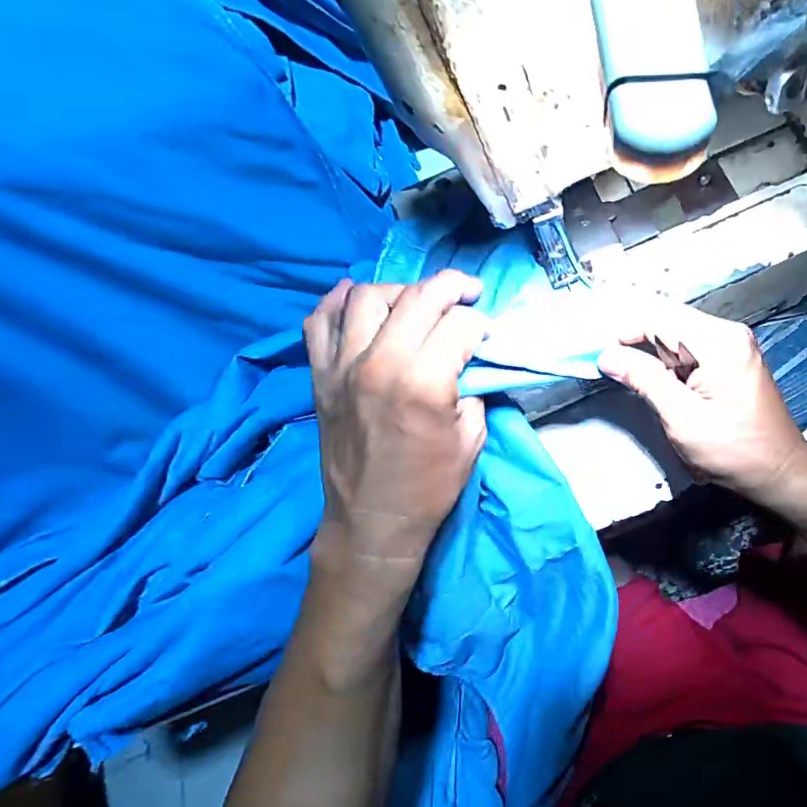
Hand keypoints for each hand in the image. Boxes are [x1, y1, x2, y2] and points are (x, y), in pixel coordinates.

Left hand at [305, 271, 490, 569]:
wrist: (374, 520)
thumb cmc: (430, 486)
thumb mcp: (472, 438)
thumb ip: (473, 388)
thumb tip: (469, 357)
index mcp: (423, 383)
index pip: (459, 324)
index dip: (480, 322)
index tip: (486, 333)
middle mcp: (380, 363)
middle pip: (418, 297)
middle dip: (450, 287)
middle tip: (466, 292)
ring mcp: (343, 366)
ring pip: (367, 296)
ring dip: (400, 290)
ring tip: (416, 301)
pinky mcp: (320, 375)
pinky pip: (320, 321)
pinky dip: (337, 301)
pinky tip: (358, 298)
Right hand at [596, 296, 806, 507]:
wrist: (779, 471)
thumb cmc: (734, 450)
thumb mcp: (681, 418)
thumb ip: (644, 380)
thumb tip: (609, 357)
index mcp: (719, 341)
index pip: (659, 317)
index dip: (623, 331)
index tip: (598, 352)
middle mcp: (729, 333)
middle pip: (668, 321)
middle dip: (636, 342)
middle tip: (608, 365)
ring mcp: (733, 345)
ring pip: (678, 336)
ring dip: (652, 354)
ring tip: (631, 378)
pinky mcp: (732, 360)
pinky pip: (691, 350)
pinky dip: (669, 363)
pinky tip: (659, 383)